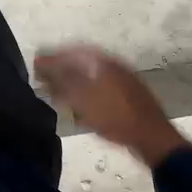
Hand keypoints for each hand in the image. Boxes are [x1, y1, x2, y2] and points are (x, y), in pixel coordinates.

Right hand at [33, 44, 189, 167]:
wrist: (155, 140)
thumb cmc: (115, 118)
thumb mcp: (81, 100)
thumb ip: (59, 81)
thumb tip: (41, 65)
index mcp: (102, 61)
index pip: (70, 51)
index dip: (51, 56)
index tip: (36, 65)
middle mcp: (114, 65)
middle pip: (81, 61)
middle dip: (62, 69)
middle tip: (46, 80)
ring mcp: (126, 80)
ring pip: (92, 75)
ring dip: (74, 81)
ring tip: (61, 94)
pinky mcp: (132, 96)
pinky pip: (102, 86)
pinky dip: (88, 91)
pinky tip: (83, 105)